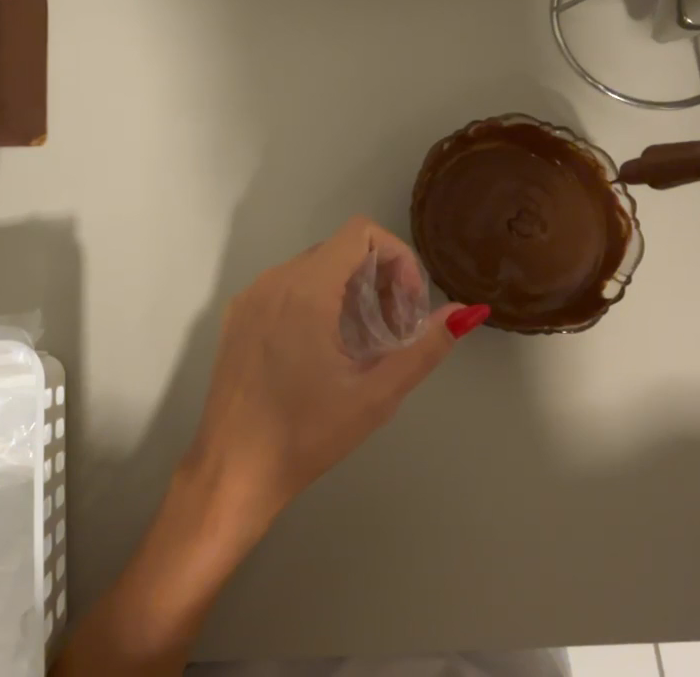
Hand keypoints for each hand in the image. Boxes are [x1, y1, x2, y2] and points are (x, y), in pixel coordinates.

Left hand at [189, 214, 488, 518]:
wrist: (233, 467)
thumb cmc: (306, 433)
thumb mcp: (375, 394)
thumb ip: (423, 347)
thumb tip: (466, 312)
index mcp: (305, 289)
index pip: (361, 232)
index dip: (398, 258)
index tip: (409, 308)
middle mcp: (273, 280)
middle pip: (338, 250)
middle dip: (378, 280)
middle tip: (396, 333)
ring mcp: (250, 297)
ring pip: (312, 269)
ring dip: (349, 293)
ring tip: (365, 347)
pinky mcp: (237, 317)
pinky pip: (285, 288)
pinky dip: (316, 302)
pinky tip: (326, 352)